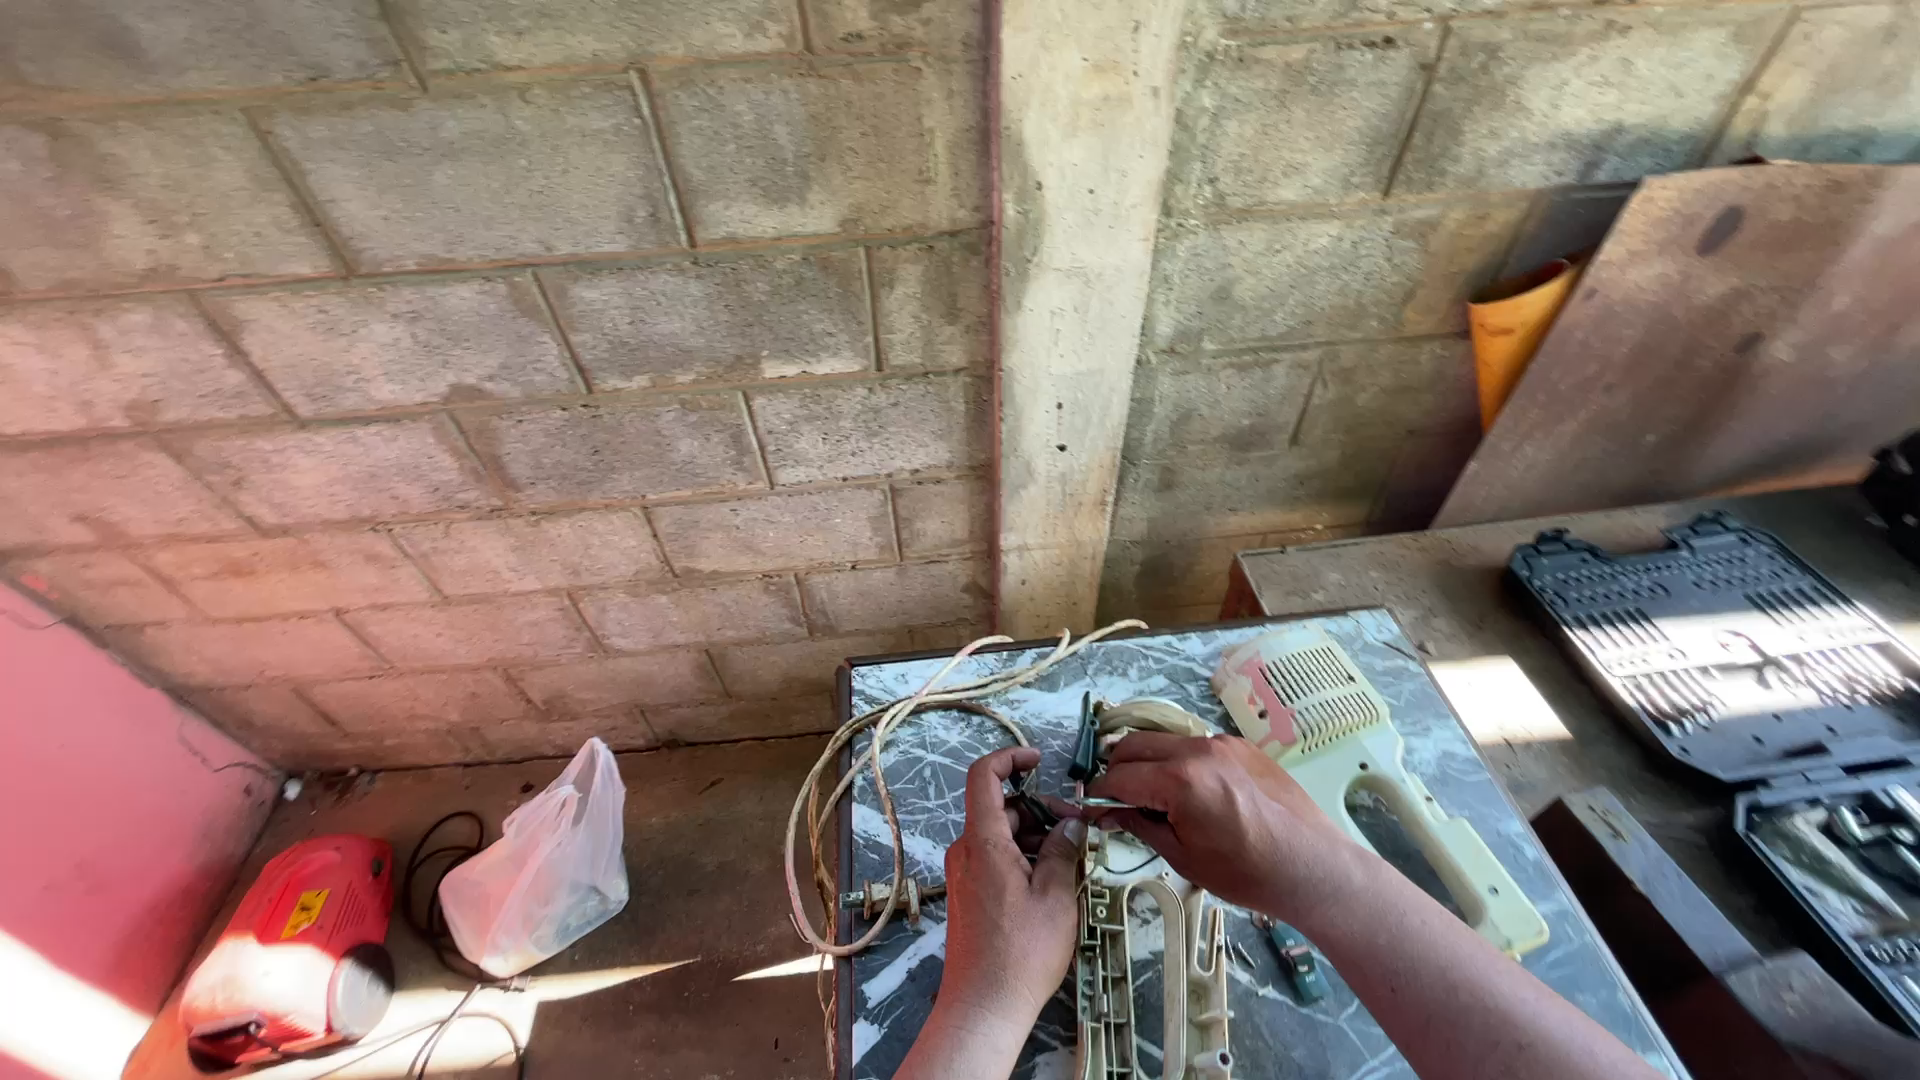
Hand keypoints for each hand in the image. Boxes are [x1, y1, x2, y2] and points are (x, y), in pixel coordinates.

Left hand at [937, 746, 1083, 1028]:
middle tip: (1077, 830)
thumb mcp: (1055, 896)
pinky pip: (994, 857)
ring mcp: (964, 872)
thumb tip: (1071, 823)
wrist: (983, 1008)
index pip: (983, 775)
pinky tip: (1050, 879)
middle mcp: (966, 849)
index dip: (1009, 757)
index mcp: (982, 840)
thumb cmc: (1021, 952)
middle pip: (1000, 808)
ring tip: (1071, 859)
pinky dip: (1021, 856)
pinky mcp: (968, 893)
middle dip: (1040, 810)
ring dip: (1034, 836)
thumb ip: (1062, 850)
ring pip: (1000, 835)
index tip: (1038, 759)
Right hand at [1086, 733, 1367, 919]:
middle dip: (1117, 771)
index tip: (1090, 810)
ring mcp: (1221, 742)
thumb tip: (1107, 811)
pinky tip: (1193, 793)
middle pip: (1133, 745)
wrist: (1314, 868)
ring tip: (1155, 797)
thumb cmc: (1246, 873)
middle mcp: (1196, 749)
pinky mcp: (1241, 745)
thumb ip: (1139, 824)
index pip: (1118, 777)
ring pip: (1162, 741)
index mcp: (1179, 779)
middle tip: (1118, 802)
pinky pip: (1194, 745)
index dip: (1099, 795)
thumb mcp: (1183, 856)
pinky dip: (1179, 762)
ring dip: (1147, 762)